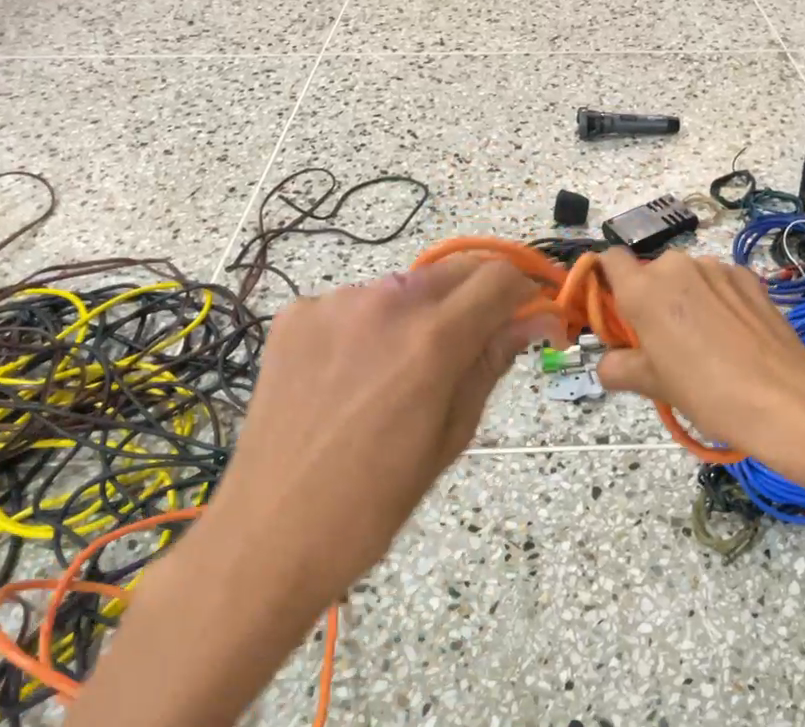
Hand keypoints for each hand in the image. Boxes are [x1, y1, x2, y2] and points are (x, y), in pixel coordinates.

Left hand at [196, 258, 558, 605]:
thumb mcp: (452, 435)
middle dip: (478, 299)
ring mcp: (334, 304)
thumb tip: (534, 321)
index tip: (529, 323)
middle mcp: (385, 304)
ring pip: (404, 287)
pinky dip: (368, 327)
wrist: (271, 534)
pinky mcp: (295, 315)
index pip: (501, 277)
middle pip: (456, 270)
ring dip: (421, 313)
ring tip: (401, 371)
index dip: (524, 295)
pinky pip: (353, 304)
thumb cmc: (376, 502)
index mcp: (433, 340)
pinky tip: (353, 375)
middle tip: (474, 344)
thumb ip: (491, 363)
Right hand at [594, 248, 804, 470]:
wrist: (785, 399)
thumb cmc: (707, 393)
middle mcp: (678, 267)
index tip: (615, 312)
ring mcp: (718, 268)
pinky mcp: (750, 278)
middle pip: (651, 273)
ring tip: (704, 345)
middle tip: (661, 344)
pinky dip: (717, 302)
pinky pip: (720, 283)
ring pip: (688, 278)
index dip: (607, 281)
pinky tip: (732, 337)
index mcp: (644, 289)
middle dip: (651, 301)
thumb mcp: (653, 386)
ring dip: (686, 301)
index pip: (610, 259)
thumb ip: (619, 367)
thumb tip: (610, 363)